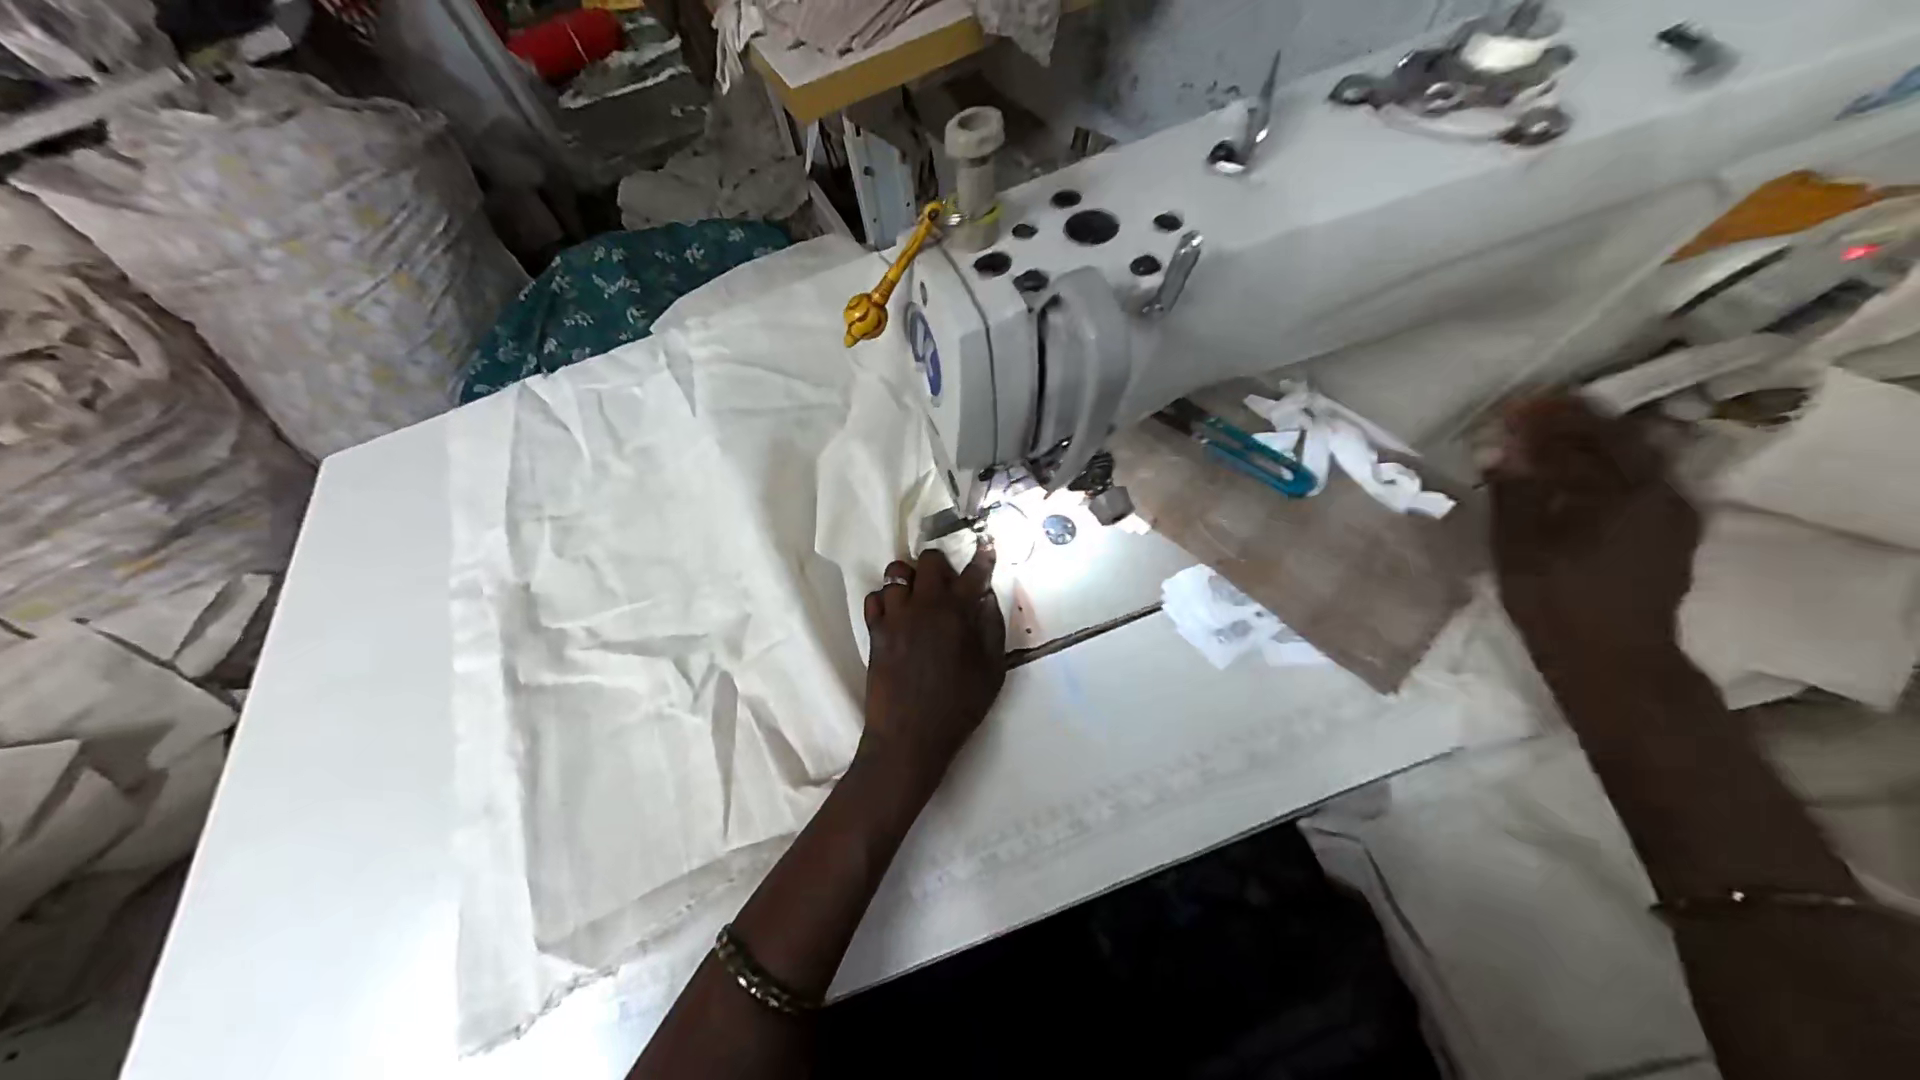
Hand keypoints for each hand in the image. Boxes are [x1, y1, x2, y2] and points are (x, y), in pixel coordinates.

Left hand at [857, 544, 1006, 797]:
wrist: (909, 736)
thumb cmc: (958, 707)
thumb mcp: (992, 671)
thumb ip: (992, 628)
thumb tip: (986, 597)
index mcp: (957, 613)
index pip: (973, 572)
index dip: (983, 556)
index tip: (986, 545)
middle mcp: (924, 606)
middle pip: (928, 561)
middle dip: (941, 564)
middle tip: (948, 582)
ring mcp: (895, 616)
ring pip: (896, 574)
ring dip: (911, 580)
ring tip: (919, 598)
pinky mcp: (874, 631)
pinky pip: (875, 598)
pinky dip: (886, 599)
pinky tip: (897, 615)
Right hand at [1488, 396, 1701, 651]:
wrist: (1612, 659)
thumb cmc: (1558, 602)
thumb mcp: (1520, 546)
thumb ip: (1513, 493)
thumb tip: (1499, 451)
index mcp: (1626, 493)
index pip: (1587, 435)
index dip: (1549, 417)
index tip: (1514, 406)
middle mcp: (1661, 493)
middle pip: (1619, 441)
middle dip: (1572, 424)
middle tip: (1531, 416)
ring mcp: (1673, 514)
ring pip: (1632, 461)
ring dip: (1590, 446)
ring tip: (1549, 442)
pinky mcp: (1669, 534)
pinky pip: (1637, 482)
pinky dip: (1604, 469)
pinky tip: (1576, 476)